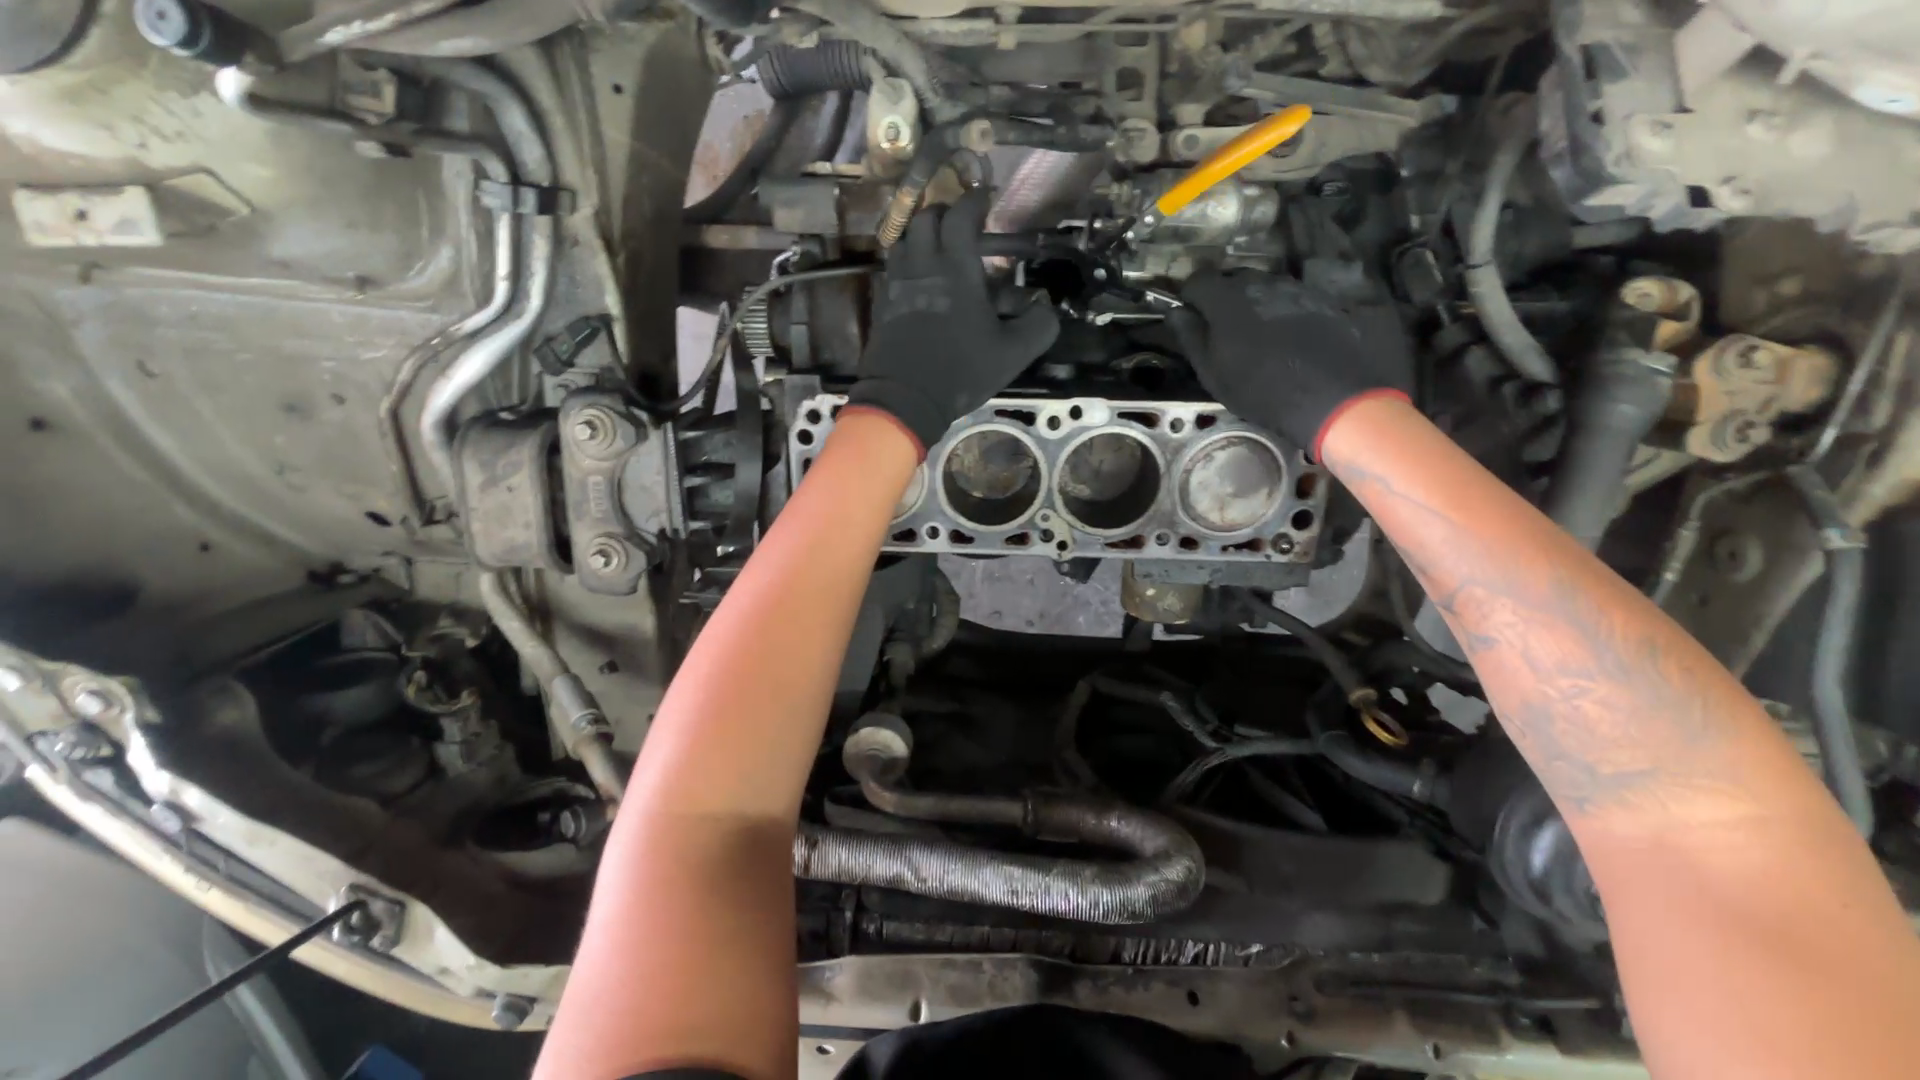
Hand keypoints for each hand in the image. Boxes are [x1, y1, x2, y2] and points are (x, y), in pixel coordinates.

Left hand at [846, 189, 1059, 455]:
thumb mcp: (1013, 352)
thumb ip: (1039, 324)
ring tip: (940, 248)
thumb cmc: (961, 370)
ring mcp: (897, 282)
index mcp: (955, 267)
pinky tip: (920, 279)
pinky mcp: (882, 302)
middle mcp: (922, 264)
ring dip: (922, 235)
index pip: (960, 215)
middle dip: (945, 213)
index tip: (986, 199)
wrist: (904, 398)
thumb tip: (1047, 307)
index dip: (974, 202)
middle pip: (926, 218)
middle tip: (963, 224)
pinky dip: (907, 261)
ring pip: (904, 239)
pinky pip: (893, 267)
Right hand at [1169, 270, 1413, 458]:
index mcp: (1227, 298)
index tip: (1191, 316)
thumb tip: (1175, 311)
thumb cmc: (1260, 389)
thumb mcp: (1213, 372)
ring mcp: (1294, 288)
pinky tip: (1287, 338)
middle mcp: (1260, 282)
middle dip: (1223, 298)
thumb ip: (1190, 336)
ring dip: (1254, 303)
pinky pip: (1291, 297)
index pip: (1197, 279)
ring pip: (1264, 287)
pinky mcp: (1321, 299)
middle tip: (1223, 329)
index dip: (1190, 297)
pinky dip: (1282, 311)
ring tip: (1257, 334)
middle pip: (1233, 279)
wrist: (1331, 397)